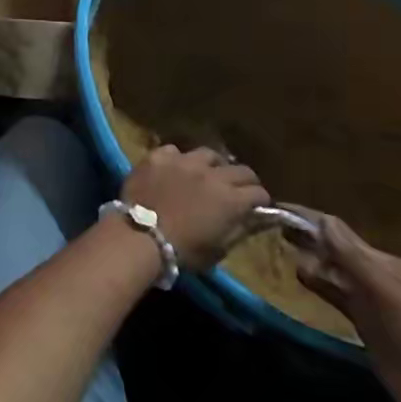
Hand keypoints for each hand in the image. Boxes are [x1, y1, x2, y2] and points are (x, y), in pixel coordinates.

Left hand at [119, 146, 269, 270]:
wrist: (141, 234)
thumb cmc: (184, 250)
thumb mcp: (220, 248)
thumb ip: (240, 229)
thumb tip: (256, 219)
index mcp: (231, 199)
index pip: (259, 192)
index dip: (259, 200)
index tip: (255, 206)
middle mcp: (212, 174)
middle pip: (240, 169)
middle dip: (244, 180)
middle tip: (236, 189)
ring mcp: (184, 161)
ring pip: (207, 153)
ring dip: (212, 164)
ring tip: (206, 173)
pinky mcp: (158, 156)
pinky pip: (173, 150)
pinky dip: (177, 159)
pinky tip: (173, 168)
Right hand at [287, 211, 400, 401]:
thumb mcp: (390, 294)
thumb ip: (354, 259)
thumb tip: (322, 218)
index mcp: (387, 264)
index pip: (341, 233)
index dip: (309, 218)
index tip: (276, 205)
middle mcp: (376, 275)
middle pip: (335, 248)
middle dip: (307, 234)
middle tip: (271, 221)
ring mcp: (369, 299)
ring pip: (332, 270)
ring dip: (309, 257)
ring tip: (279, 245)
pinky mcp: (363, 321)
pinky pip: (333, 293)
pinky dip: (317, 281)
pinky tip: (299, 275)